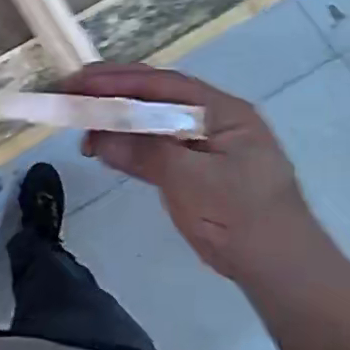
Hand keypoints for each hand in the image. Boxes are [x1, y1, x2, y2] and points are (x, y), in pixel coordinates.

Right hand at [60, 63, 319, 281]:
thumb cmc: (243, 219)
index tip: (78, 83)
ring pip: (149, 118)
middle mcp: (212, 118)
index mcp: (222, 111)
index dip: (116, 80)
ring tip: (79, 124)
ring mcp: (202, 142)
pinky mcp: (192, 166)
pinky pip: (152, 142)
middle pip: (153, 95)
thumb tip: (97, 136)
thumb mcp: (192, 181)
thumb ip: (146, 152)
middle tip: (69, 95)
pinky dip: (125, 141)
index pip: (161, 84)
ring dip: (114, 118)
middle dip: (110, 93)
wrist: (280, 270)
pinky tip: (102, 147)